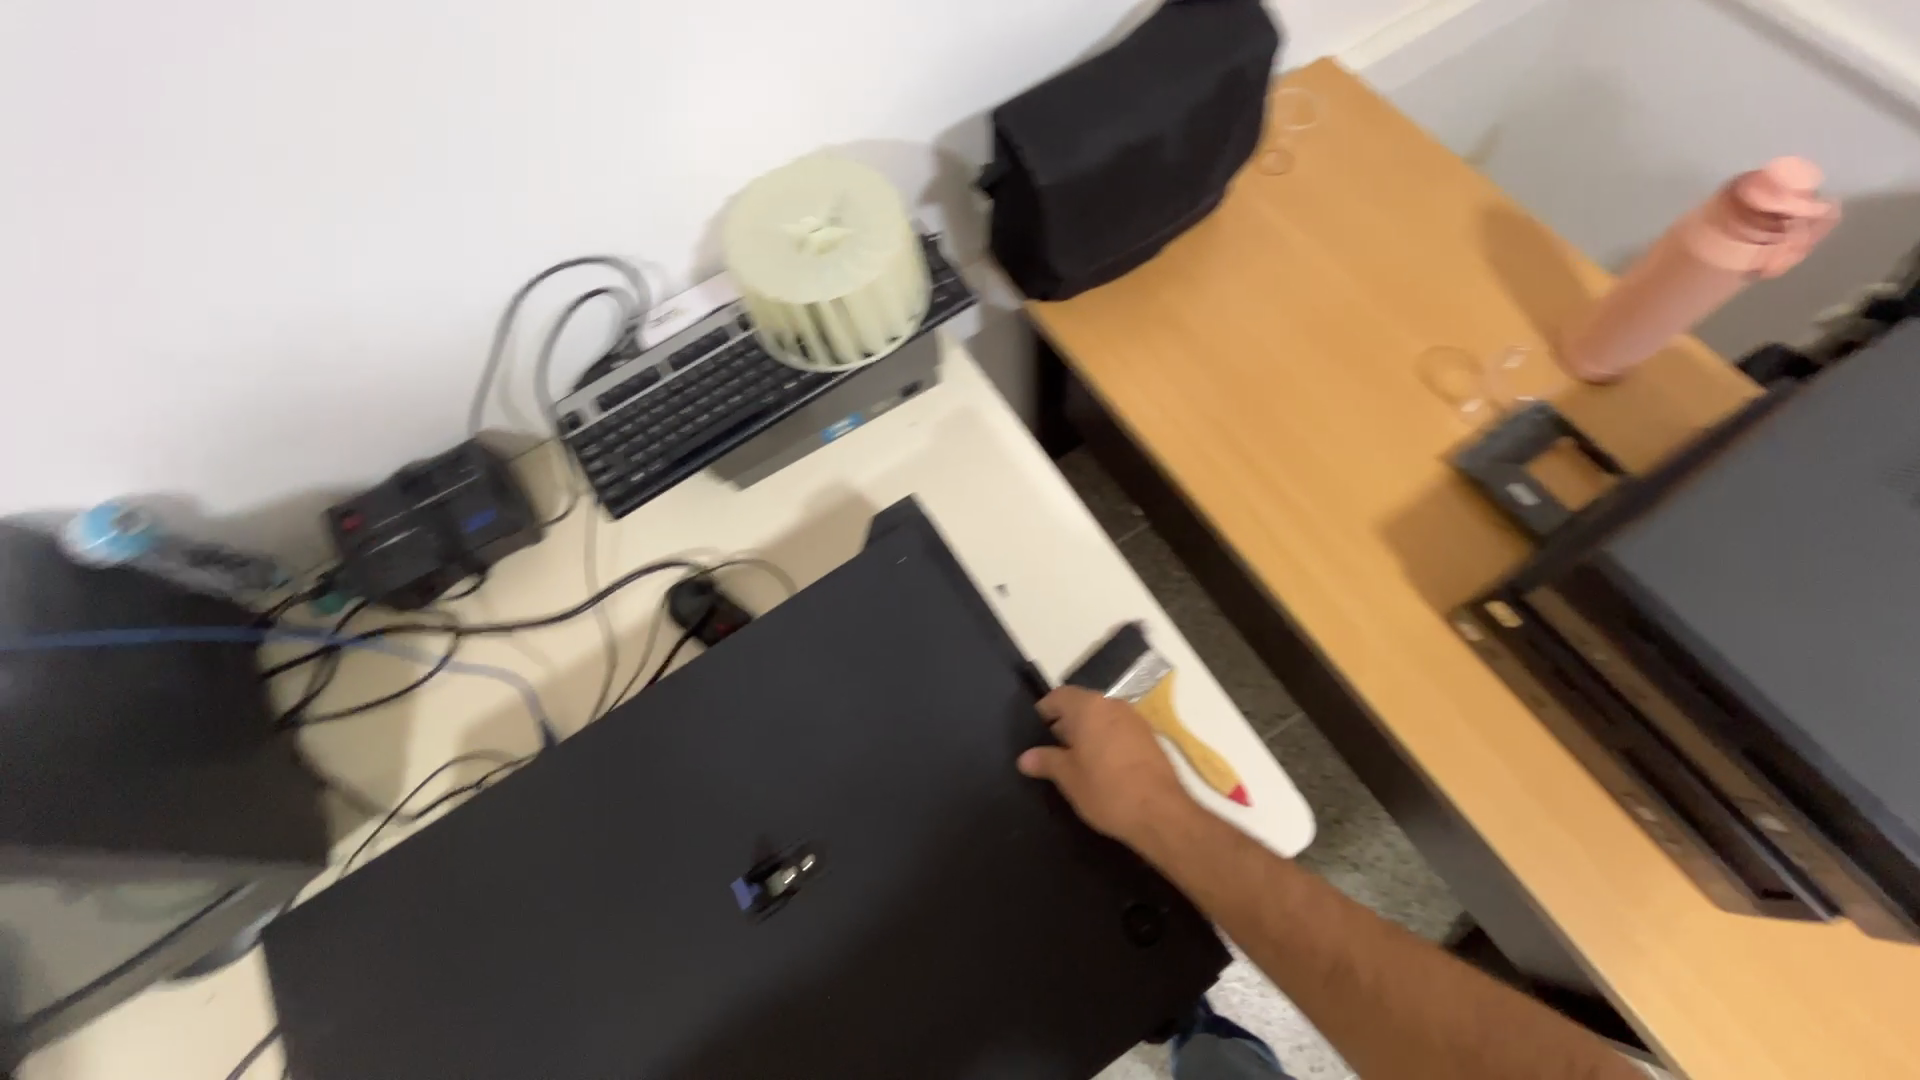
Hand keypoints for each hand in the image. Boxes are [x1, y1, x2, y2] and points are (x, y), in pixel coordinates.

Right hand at [1017, 686, 1196, 849]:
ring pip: (1102, 718)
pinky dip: (1108, 741)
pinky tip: (1103, 768)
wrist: (1161, 813)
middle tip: (1052, 751)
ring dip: (1088, 733)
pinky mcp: (1150, 737)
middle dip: (1066, 724)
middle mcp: (1112, 705)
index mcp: (1088, 707)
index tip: (1035, 732)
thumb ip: (1046, 761)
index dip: (1043, 712)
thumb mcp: (1069, 778)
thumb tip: (1025, 757)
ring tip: (1077, 762)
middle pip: (1082, 705)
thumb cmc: (1107, 790)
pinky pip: (1120, 731)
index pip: (1058, 696)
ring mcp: (1135, 719)